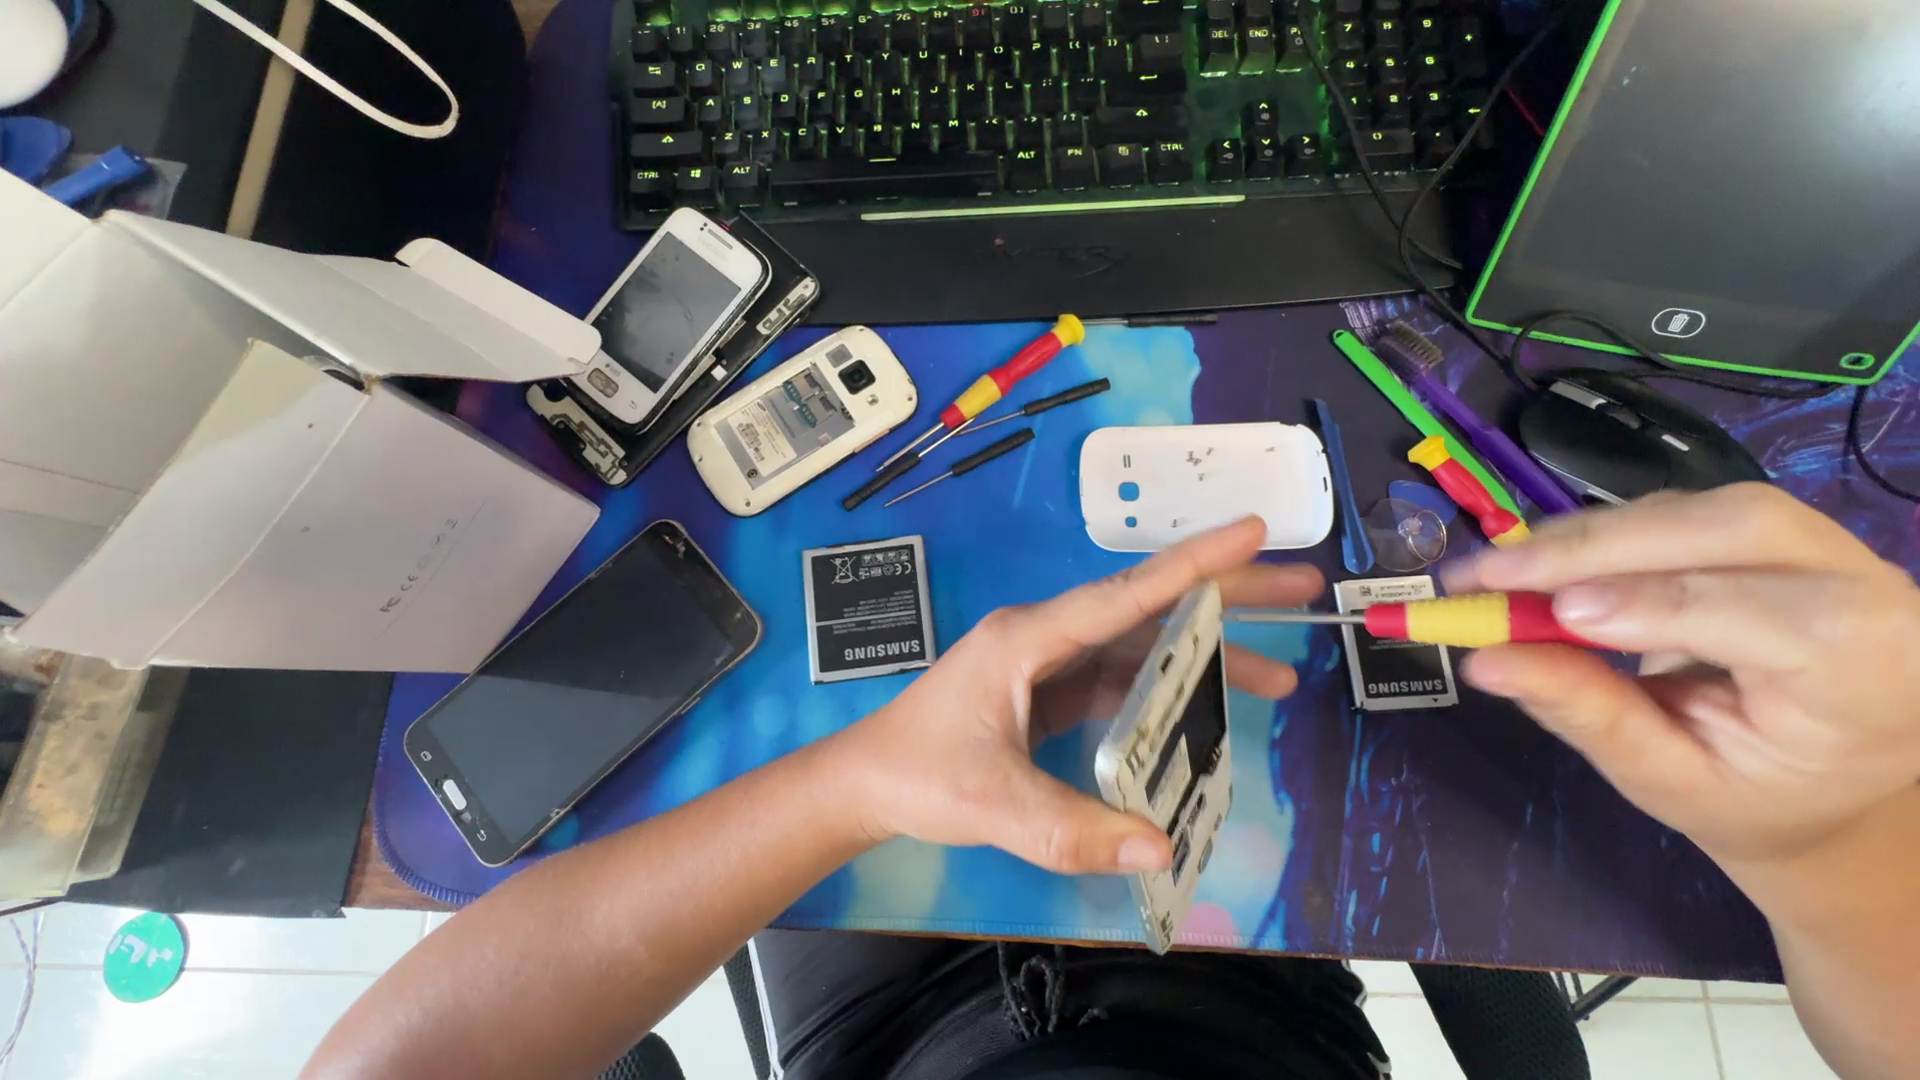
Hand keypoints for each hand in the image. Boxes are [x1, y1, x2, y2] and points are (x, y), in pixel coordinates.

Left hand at [831, 517, 1322, 875]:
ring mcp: (1049, 661)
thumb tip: (1161, 848)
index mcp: (1028, 638)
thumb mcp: (993, 804)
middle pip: (1145, 609)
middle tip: (1300, 590)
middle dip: (1222, 597)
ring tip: (1279, 674)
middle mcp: (1044, 637)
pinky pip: (1122, 680)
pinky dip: (1167, 691)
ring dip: (1204, 655)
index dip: (1192, 565)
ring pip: (1140, 646)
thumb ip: (1072, 830)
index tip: (1253, 533)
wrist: (869, 781)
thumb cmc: (920, 774)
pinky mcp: (1051, 690)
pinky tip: (1205, 710)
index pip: (1123, 595)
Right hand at [1444, 483, 1919, 866]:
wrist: (1814, 782)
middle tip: (1494, 573)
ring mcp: (1828, 555)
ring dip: (1587, 535)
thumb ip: (1584, 713)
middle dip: (1602, 545)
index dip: (1663, 604)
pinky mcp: (1774, 537)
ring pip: (1700, 508)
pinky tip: (1544, 564)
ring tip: (1501, 571)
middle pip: (1739, 527)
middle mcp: (1874, 598)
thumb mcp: (1663, 777)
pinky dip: (1597, 533)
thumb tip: (1483, 662)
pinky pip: (1677, 511)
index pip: (1784, 619)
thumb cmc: (1746, 796)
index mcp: (1875, 682)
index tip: (1554, 612)